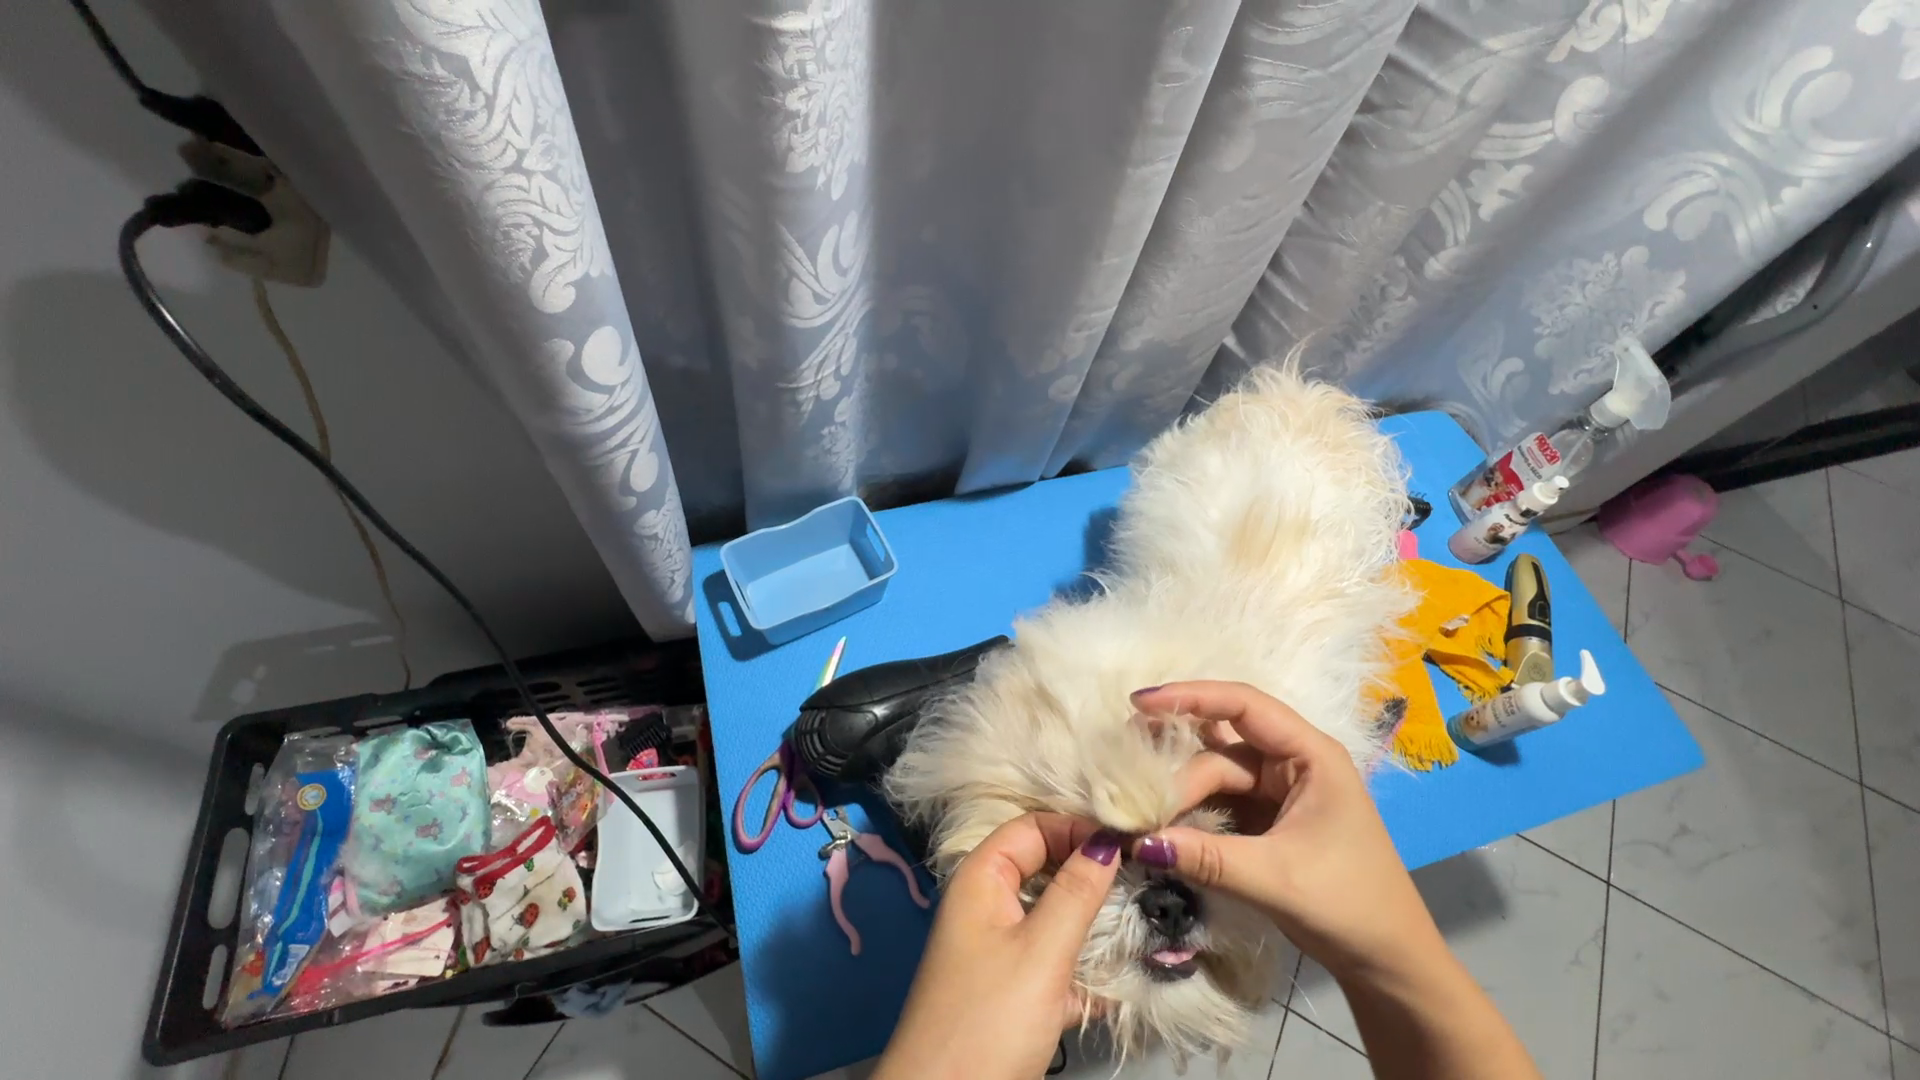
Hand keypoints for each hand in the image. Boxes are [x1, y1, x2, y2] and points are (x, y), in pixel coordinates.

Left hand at [872, 813, 1122, 1079]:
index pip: (1033, 827)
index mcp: (982, 878)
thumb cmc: (991, 1016)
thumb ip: (1076, 892)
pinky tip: (1123, 978)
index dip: (1078, 828)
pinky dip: (1085, 965)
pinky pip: (1055, 959)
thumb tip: (1108, 840)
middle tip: (1143, 877)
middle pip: (1044, 867)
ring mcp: (999, 947)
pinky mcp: (1012, 989)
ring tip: (1143, 919)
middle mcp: (987, 903)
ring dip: (1093, 919)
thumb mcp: (1041, 951)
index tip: (1129, 843)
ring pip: (1053, 914)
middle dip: (1090, 872)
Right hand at [1130, 682, 1447, 983]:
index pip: (1244, 705)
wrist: (1389, 964)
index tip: (1140, 702)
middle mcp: (1290, 762)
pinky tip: (1161, 825)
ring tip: (1137, 810)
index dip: (1191, 696)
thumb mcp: (1277, 879)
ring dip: (1178, 792)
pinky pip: (1216, 801)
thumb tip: (1139, 842)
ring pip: (1213, 775)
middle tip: (1134, 799)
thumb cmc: (1351, 905)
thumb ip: (1208, 857)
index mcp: (1310, 756)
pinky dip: (1189, 812)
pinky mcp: (1263, 819)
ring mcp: (1276, 791)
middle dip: (1177, 772)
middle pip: (1219, 748)